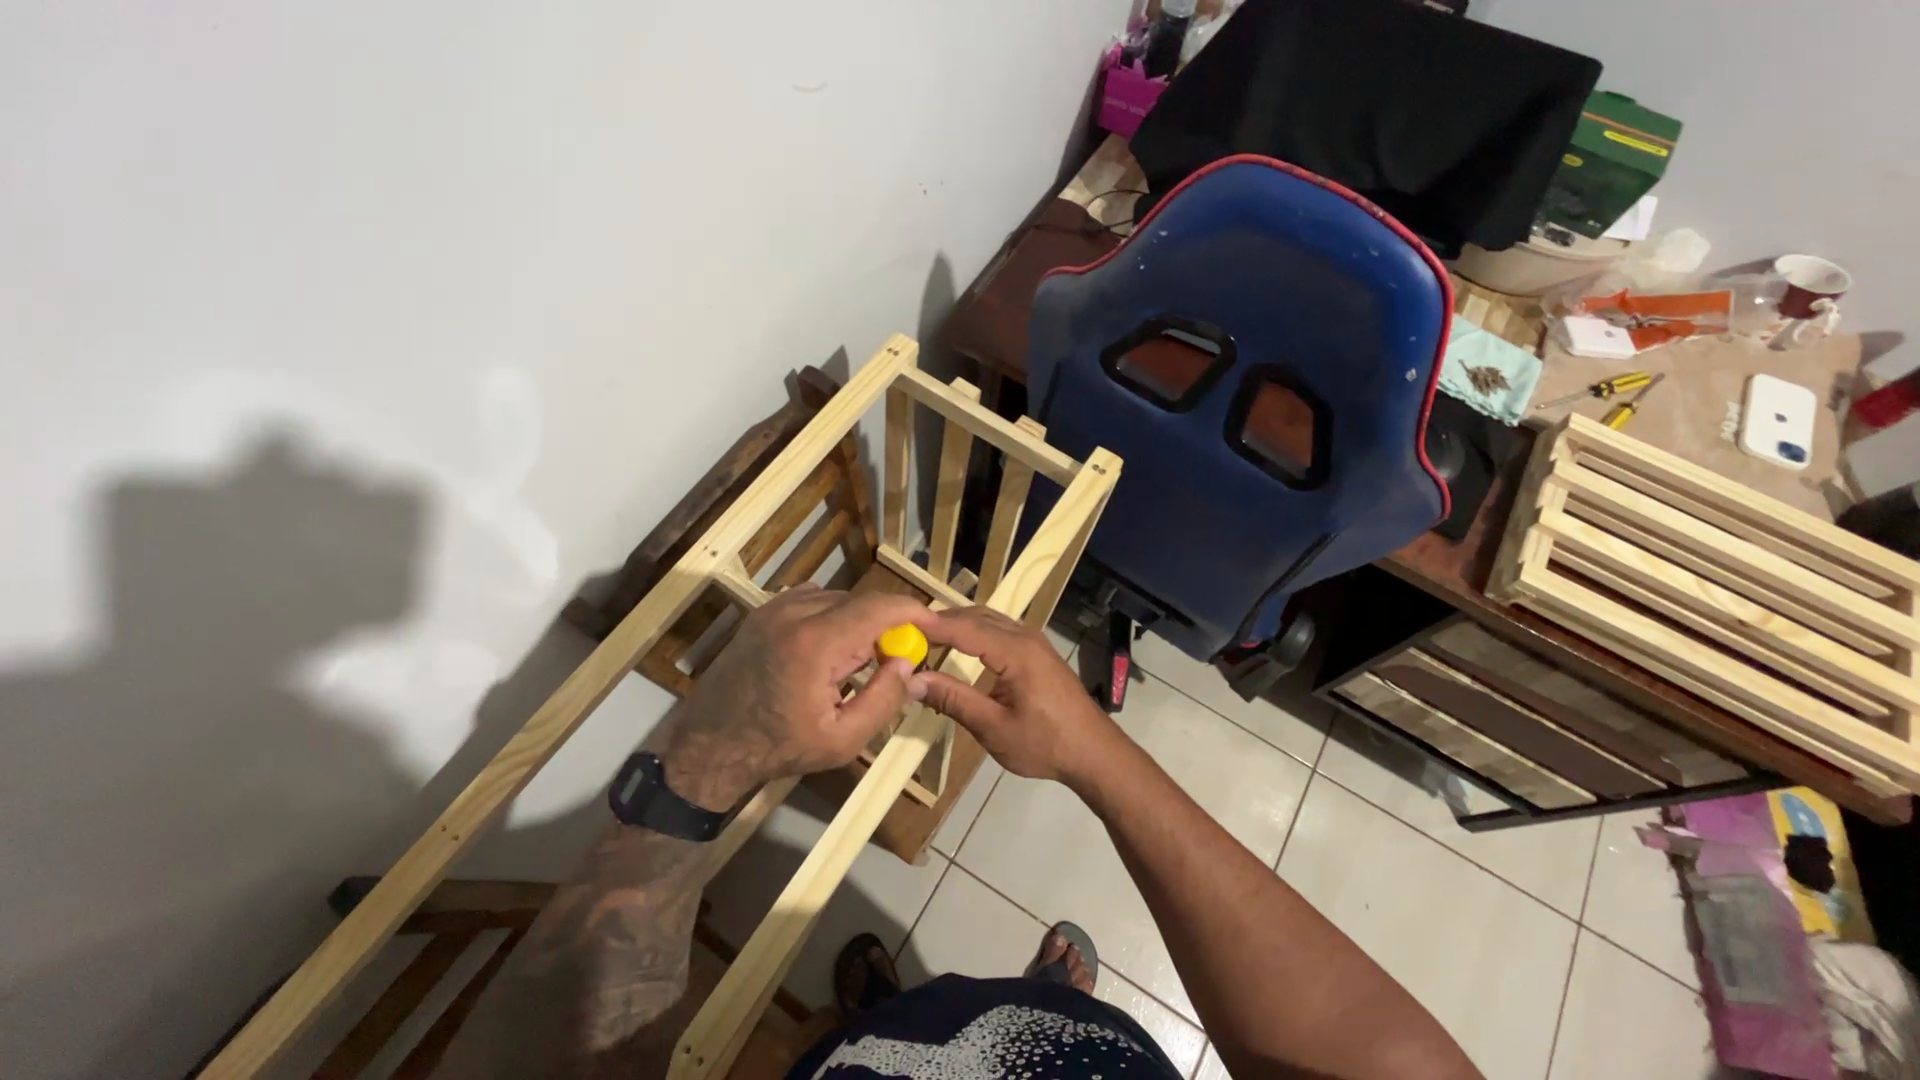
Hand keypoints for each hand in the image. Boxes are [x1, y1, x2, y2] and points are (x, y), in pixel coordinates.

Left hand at [659, 585, 935, 810]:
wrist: (710, 744)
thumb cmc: (779, 747)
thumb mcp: (842, 740)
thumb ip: (883, 699)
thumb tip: (907, 662)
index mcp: (816, 643)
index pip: (878, 607)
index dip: (912, 611)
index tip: (934, 624)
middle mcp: (794, 614)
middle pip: (860, 601)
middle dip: (885, 624)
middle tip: (894, 658)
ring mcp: (774, 609)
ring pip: (836, 600)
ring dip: (856, 623)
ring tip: (854, 665)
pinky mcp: (762, 613)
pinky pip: (812, 601)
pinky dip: (830, 618)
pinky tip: (827, 652)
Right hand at [911, 607, 1124, 787]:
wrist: (1094, 752)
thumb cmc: (1045, 743)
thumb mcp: (993, 727)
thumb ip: (953, 699)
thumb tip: (912, 681)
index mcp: (1015, 651)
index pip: (963, 628)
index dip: (929, 626)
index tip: (897, 626)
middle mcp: (1024, 636)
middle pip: (974, 616)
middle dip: (940, 622)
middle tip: (904, 633)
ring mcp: (1033, 641)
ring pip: (987, 619)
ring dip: (957, 625)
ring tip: (924, 639)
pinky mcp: (1036, 652)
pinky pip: (998, 629)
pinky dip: (973, 632)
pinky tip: (958, 648)